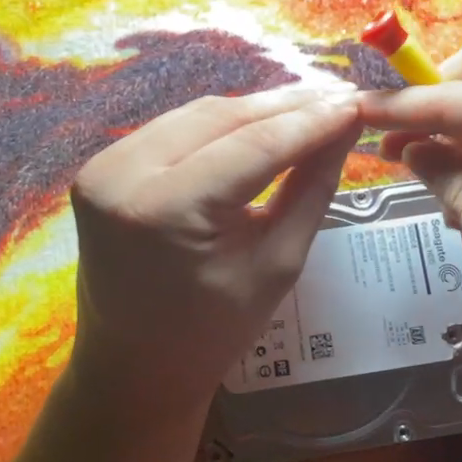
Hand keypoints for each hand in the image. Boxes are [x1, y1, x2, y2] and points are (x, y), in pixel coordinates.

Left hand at [69, 88, 361, 411]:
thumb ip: (311, 186)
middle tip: (341, 96)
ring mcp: (105, 164)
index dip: (310, 121)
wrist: (134, 365)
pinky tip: (262, 122)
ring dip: (256, 109)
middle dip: (286, 106)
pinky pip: (176, 127)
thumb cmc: (212, 334)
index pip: (253, 146)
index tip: (358, 102)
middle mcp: (123, 175)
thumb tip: (346, 126)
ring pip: (198, 114)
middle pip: (222, 118)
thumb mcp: (277, 264)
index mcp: (164, 211)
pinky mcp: (103, 163)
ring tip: (310, 105)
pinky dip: (223, 124)